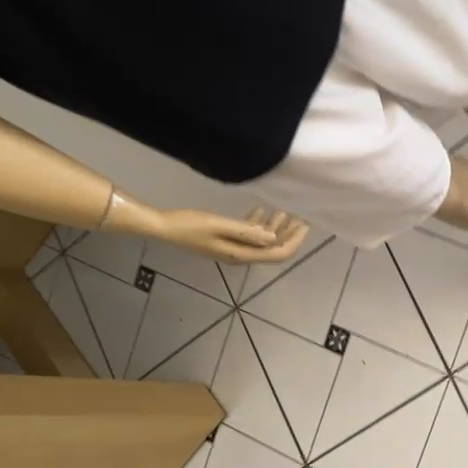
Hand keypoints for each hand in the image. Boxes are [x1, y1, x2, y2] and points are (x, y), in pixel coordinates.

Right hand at [114, 202, 309, 263]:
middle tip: (300, 216)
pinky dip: (259, 225)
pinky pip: (249, 236)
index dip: (294, 241)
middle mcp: (241, 256)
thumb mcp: (220, 225)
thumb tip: (272, 237)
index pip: (278, 253)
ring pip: (262, 241)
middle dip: (289, 234)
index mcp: (242, 254)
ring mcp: (233, 249)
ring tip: (284, 211)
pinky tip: (261, 211)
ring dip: (275, 228)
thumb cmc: (190, 224)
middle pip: (273, 248)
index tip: (304, 225)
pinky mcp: (225, 241)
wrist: (162, 227)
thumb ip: (247, 231)